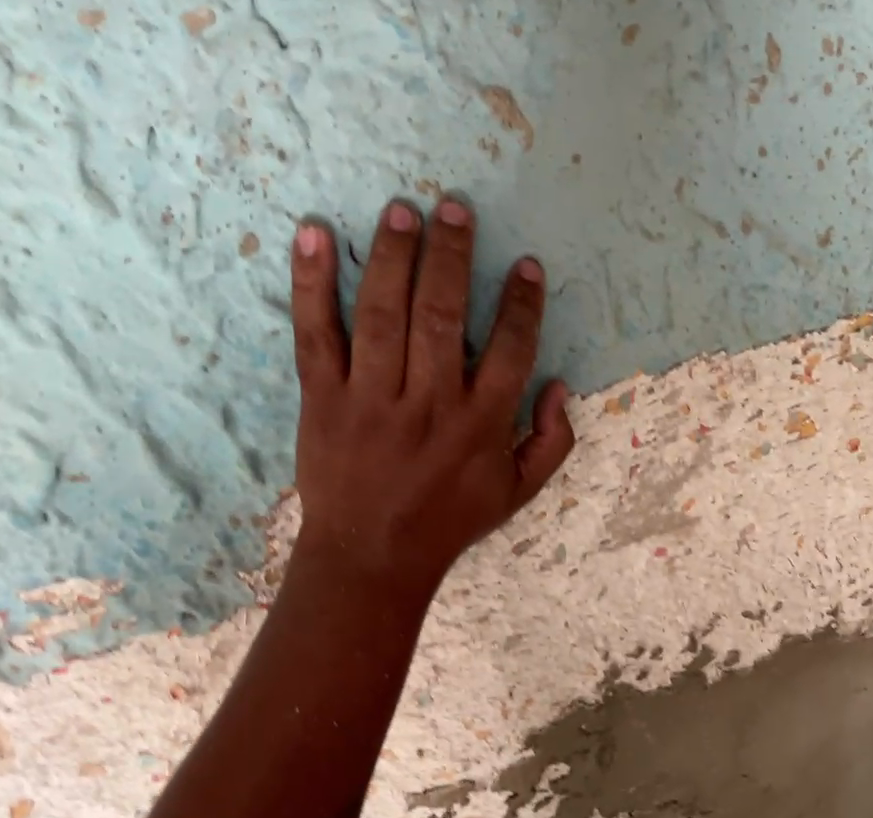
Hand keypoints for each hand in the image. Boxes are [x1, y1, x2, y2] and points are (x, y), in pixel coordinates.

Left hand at [286, 199, 574, 601]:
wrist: (372, 555)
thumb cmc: (451, 519)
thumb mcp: (519, 492)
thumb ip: (552, 442)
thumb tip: (560, 387)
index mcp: (481, 425)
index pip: (510, 350)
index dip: (521, 304)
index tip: (526, 265)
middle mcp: (429, 404)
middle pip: (442, 316)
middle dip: (451, 256)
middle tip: (453, 206)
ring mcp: (371, 399)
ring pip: (382, 315)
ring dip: (393, 256)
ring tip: (403, 209)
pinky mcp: (322, 399)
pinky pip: (316, 334)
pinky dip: (312, 284)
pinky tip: (315, 234)